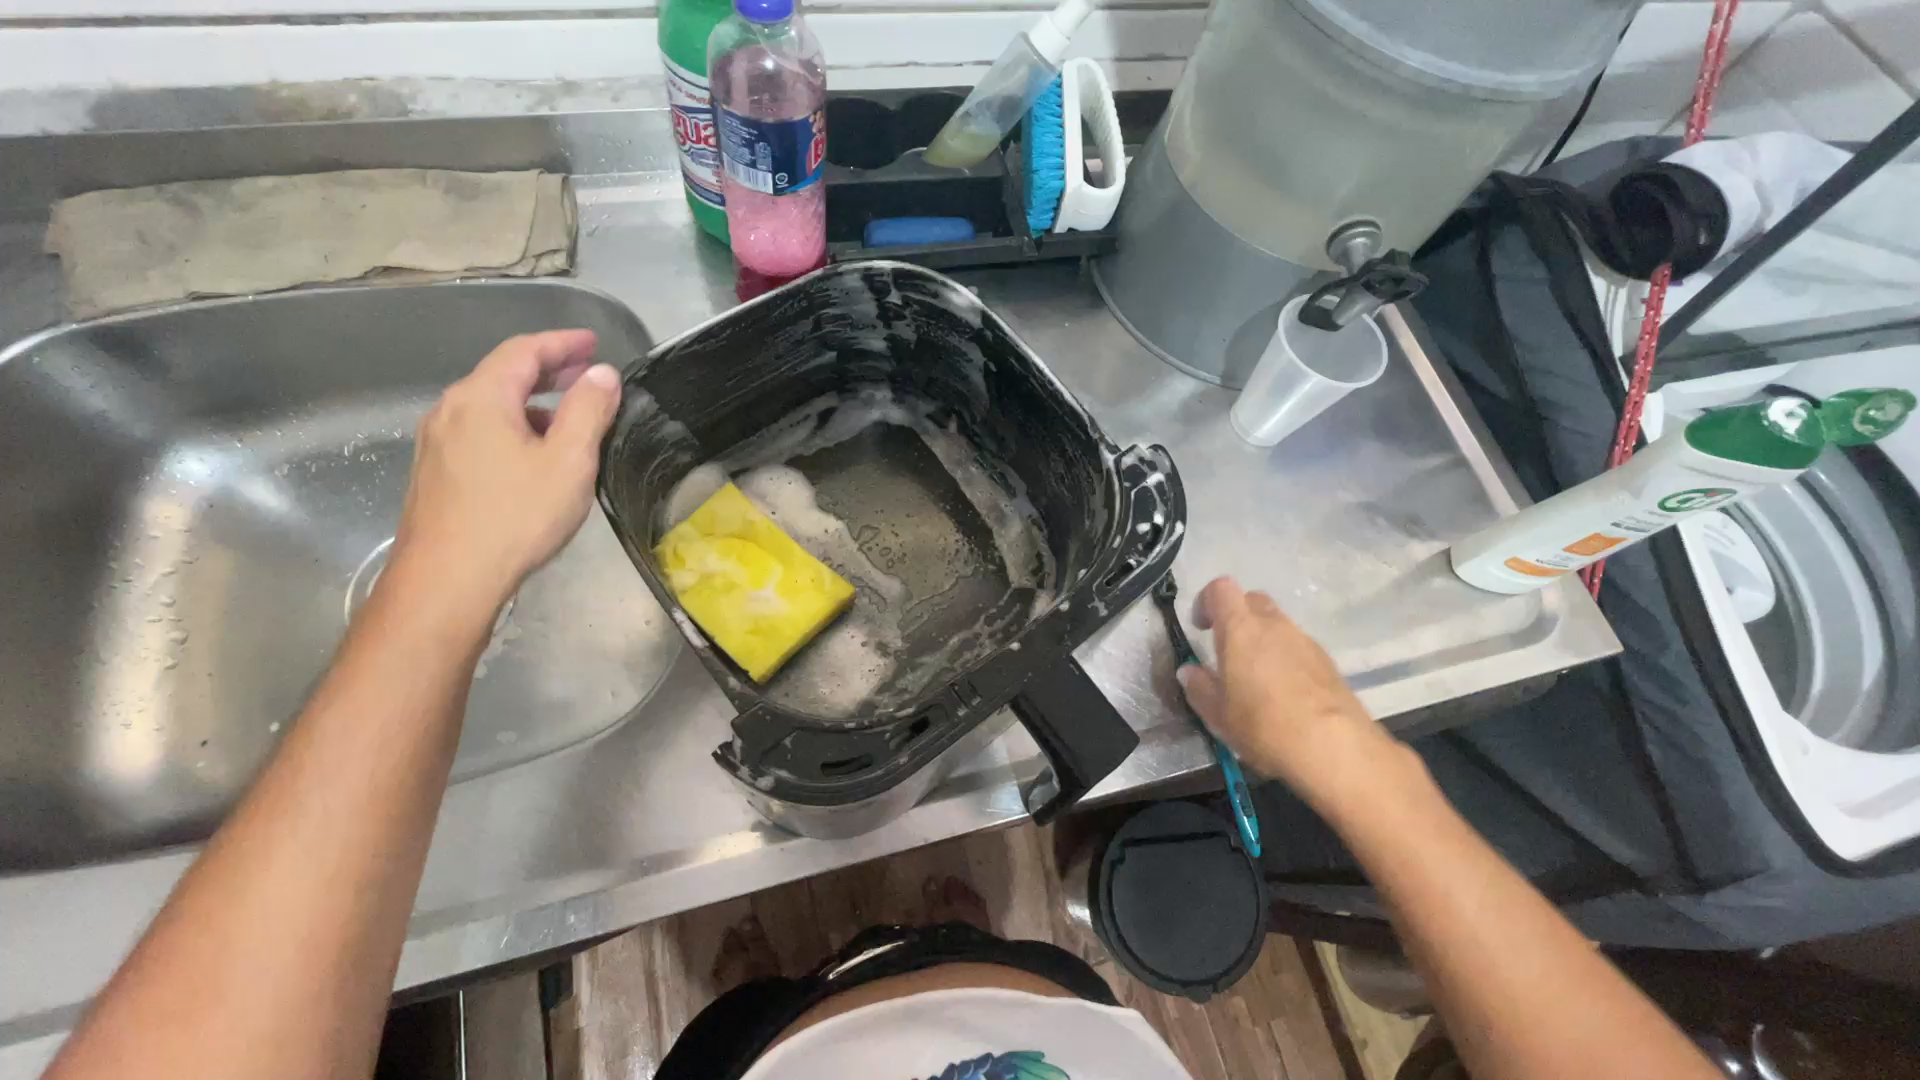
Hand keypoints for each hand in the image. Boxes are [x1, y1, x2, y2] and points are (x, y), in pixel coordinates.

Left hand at [390, 330, 621, 612]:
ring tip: (567, 416)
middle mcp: (451, 410)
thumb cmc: (515, 517)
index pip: (524, 351)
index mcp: (481, 398)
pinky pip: (479, 431)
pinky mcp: (435, 473)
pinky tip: (532, 454)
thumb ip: (588, 411)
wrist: (447, 580)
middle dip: (548, 369)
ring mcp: (437, 442)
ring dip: (531, 401)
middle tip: (587, 373)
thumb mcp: (568, 461)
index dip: (562, 343)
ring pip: (490, 405)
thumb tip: (602, 374)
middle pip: (502, 374)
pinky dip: (512, 425)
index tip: (593, 342)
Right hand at [1176, 577, 1403, 812]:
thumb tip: (1188, 671)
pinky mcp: (1328, 661)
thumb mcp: (1217, 714)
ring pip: (1278, 624)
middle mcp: (1274, 625)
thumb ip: (1199, 687)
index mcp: (1240, 629)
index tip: (1201, 628)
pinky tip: (1284, 693)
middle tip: (1228, 650)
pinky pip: (1298, 647)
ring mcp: (1305, 640)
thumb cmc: (1263, 725)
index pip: (1221, 588)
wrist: (1334, 747)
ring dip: (1263, 639)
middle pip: (1252, 600)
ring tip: (1257, 678)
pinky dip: (1285, 658)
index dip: (1206, 601)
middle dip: (1237, 617)